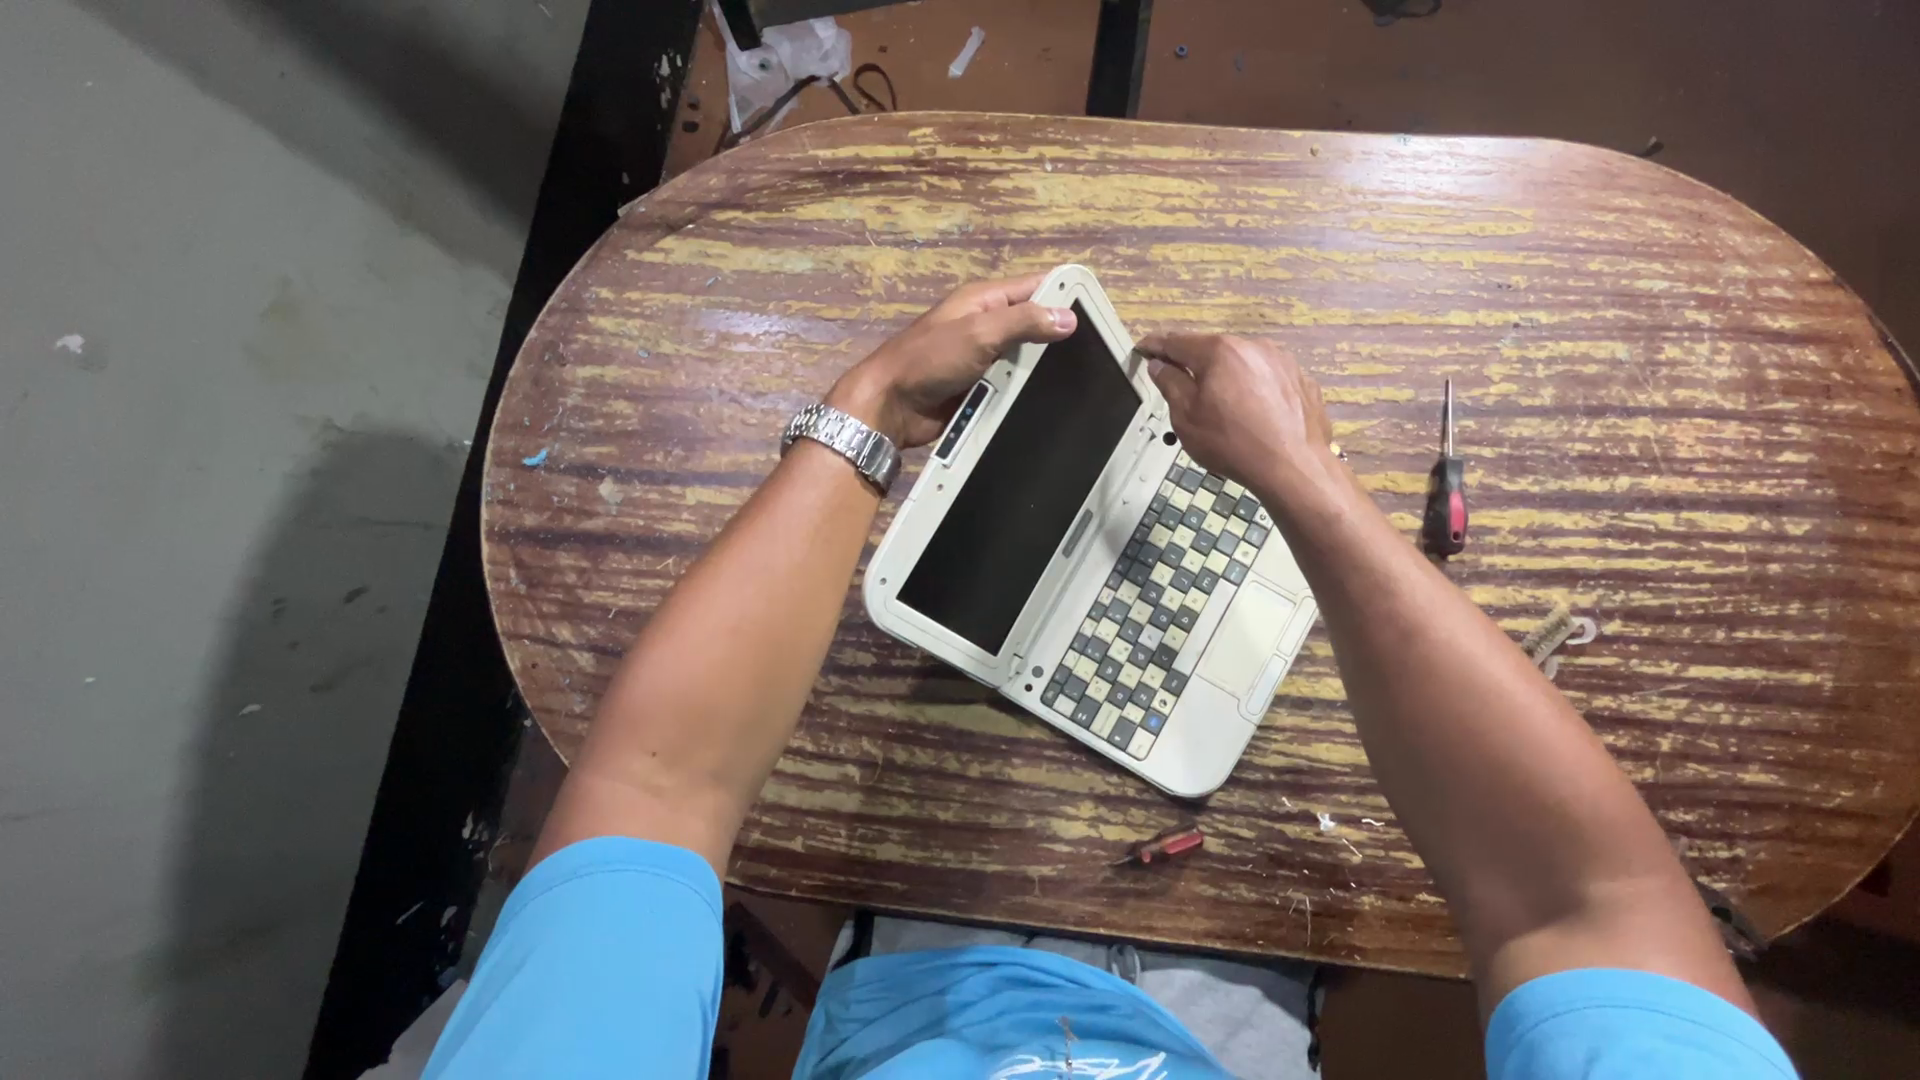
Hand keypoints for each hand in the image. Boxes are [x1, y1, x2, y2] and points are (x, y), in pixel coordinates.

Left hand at [827, 273, 1075, 447]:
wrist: (890, 406)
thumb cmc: (928, 360)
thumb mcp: (978, 333)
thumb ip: (1023, 323)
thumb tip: (1068, 317)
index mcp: (985, 301)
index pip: (1035, 288)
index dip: (1065, 295)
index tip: (1097, 310)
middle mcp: (987, 326)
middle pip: (1035, 326)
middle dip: (1060, 338)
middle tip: (1096, 355)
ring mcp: (984, 359)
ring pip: (1027, 361)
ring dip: (1044, 371)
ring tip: (1080, 383)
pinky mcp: (981, 389)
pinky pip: (1013, 387)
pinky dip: (1027, 392)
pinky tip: (1049, 403)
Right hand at [1138, 333, 1340, 508]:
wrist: (1292, 467)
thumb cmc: (1232, 443)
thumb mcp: (1185, 417)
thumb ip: (1170, 384)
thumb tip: (1160, 366)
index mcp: (1219, 352)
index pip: (1176, 341)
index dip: (1155, 345)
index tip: (1144, 348)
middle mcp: (1253, 347)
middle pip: (1213, 351)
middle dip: (1195, 366)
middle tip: (1183, 391)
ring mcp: (1283, 362)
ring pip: (1243, 365)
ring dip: (1228, 379)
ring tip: (1225, 412)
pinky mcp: (1302, 381)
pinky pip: (1269, 381)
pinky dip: (1257, 392)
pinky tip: (1255, 417)